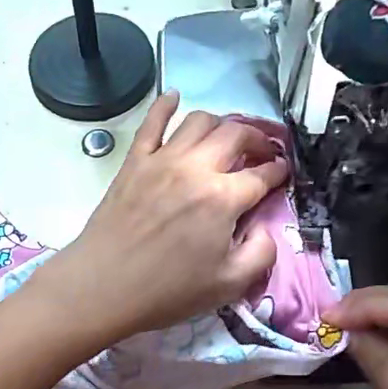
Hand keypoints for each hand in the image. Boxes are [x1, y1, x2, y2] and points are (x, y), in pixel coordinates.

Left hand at [28, 92, 288, 344]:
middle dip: (257, 139)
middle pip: (235, 135)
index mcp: (223, 198)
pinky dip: (165, 105)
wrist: (103, 287)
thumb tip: (265, 228)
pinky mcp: (134, 162)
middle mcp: (196, 168)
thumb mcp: (228, 285)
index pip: (262, 174)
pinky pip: (151, 122)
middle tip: (262, 152)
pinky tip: (174, 97)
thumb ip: (261, 254)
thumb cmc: (167, 291)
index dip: (279, 172)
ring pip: (199, 121)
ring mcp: (162, 160)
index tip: (284, 173)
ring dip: (220, 124)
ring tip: (226, 138)